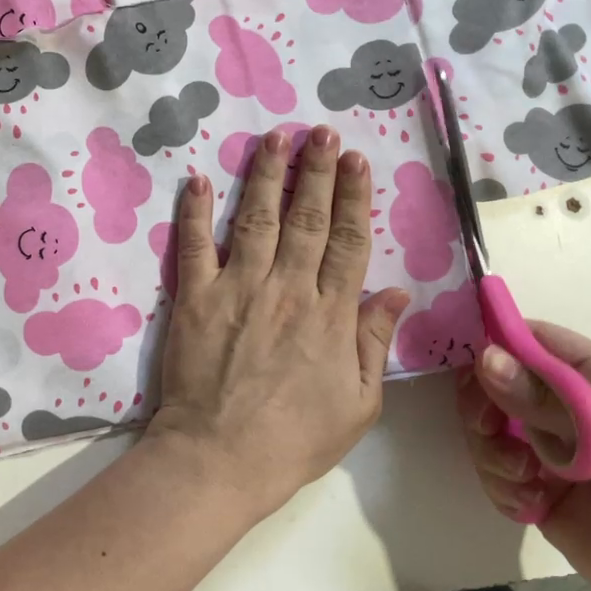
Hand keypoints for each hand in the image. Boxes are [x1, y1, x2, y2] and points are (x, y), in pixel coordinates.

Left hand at [147, 125, 409, 516]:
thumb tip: (397, 291)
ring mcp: (238, 289)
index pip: (348, 242)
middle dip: (315, 171)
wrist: (220, 458)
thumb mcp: (359, 403)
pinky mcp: (194, 299)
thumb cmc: (293, 440)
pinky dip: (196, 211)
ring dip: (266, 175)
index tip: (356, 161)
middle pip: (307, 219)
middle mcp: (287, 289)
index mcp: (331, 315)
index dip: (353, 198)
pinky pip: (194, 246)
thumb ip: (374, 342)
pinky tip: (199, 179)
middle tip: (320, 132)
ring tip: (275, 138)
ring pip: (258, 220)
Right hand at [457, 324, 590, 590]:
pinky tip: (532, 507)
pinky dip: (502, 488)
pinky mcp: (540, 496)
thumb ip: (549, 394)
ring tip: (525, 479)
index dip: (492, 342)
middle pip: (497, 386)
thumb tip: (484, 356)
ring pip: (490, 433)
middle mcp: (573, 411)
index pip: (533, 340)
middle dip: (486, 407)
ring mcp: (555, 455)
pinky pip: (496, 477)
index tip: (461, 360)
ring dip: (494, 454)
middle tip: (490, 431)